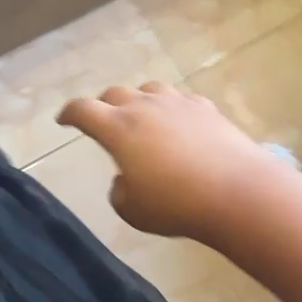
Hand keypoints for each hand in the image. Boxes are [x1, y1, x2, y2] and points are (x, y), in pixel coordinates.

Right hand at [57, 82, 294, 242]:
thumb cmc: (177, 204)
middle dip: (103, 105)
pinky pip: (181, 100)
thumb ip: (119, 192)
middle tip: (102, 120)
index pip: (83, 110)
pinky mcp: (206, 108)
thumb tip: (125, 179)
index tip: (63, 120)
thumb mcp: (133, 211)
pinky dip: (172, 109)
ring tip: (141, 117)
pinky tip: (179, 123)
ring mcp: (177, 103)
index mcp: (118, 128)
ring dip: (138, 101)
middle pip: (114, 94)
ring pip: (149, 90)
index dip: (69, 114)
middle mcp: (144, 107)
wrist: (237, 191)